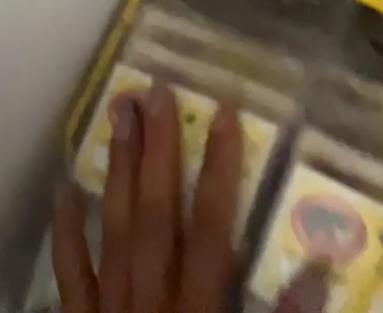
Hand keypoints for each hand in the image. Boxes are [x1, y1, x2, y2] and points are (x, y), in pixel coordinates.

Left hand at [52, 85, 326, 312]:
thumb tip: (318, 269)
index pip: (209, 228)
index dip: (218, 168)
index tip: (223, 112)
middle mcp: (149, 304)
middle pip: (153, 217)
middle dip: (156, 152)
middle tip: (153, 91)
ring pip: (112, 231)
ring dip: (116, 170)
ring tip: (118, 114)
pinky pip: (70, 276)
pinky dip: (66, 232)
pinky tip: (64, 187)